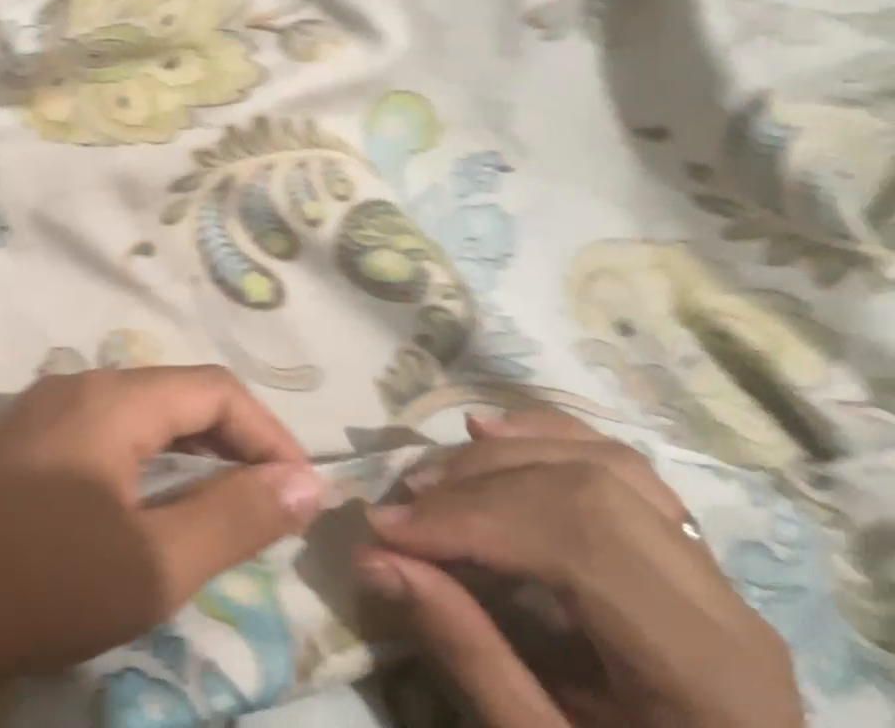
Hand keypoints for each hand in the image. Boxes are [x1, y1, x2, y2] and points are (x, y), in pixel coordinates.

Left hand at [0, 364, 326, 680]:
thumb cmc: (41, 583)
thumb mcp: (156, 562)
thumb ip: (237, 516)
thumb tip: (306, 480)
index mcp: (111, 399)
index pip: (215, 390)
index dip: (271, 436)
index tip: (303, 497)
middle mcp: (71, 386)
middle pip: (172, 394)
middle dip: (231, 442)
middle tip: (270, 504)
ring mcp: (34, 412)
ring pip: (132, 414)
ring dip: (185, 452)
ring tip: (219, 505)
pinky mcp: (12, 444)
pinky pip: (95, 434)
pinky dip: (140, 460)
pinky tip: (143, 505)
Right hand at [355, 411, 802, 727]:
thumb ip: (467, 654)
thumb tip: (374, 558)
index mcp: (703, 664)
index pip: (580, 536)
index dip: (468, 517)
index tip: (382, 532)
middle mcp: (723, 602)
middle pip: (590, 486)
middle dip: (474, 484)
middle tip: (396, 511)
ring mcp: (711, 572)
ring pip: (605, 462)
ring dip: (499, 458)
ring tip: (426, 481)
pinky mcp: (685, 558)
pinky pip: (623, 471)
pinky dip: (546, 441)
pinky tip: (489, 433)